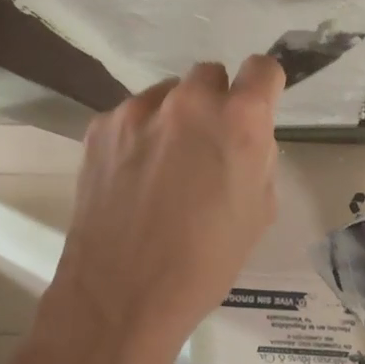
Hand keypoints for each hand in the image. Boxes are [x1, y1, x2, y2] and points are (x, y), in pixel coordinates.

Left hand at [42, 57, 285, 345]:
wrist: (121, 296)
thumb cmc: (205, 263)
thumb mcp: (259, 212)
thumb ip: (257, 157)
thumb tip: (244, 137)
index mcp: (240, 121)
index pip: (263, 67)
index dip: (263, 87)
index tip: (256, 107)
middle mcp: (190, 101)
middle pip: (210, 75)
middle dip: (214, 102)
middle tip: (206, 146)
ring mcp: (139, 109)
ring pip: (167, 94)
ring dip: (173, 117)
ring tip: (163, 166)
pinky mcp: (101, 125)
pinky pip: (131, 115)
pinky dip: (138, 135)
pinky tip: (132, 176)